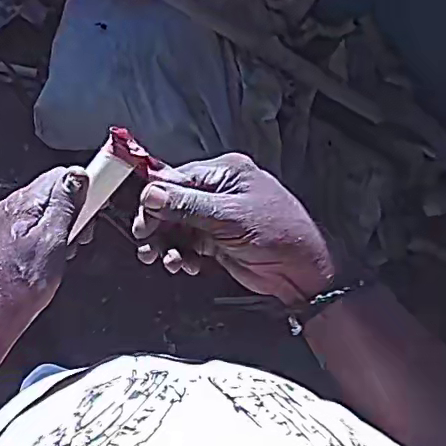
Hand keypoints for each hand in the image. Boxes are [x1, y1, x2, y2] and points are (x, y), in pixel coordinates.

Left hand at [0, 166, 92, 330]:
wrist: (1, 311)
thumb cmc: (22, 284)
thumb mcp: (53, 240)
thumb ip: (65, 204)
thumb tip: (77, 176)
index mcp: (23, 203)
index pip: (61, 175)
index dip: (84, 188)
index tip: (95, 207)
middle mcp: (15, 208)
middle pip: (57, 191)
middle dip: (76, 210)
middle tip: (80, 234)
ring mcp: (13, 222)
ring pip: (52, 209)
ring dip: (68, 225)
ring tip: (67, 248)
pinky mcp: (15, 237)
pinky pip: (43, 225)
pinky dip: (56, 236)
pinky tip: (57, 254)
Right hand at [134, 152, 336, 305]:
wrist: (302, 272)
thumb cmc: (279, 235)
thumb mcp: (229, 217)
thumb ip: (187, 206)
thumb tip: (151, 194)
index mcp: (224, 174)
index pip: (174, 180)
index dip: (153, 201)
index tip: (143, 223)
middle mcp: (216, 192)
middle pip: (169, 205)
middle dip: (156, 227)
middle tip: (148, 245)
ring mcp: (214, 218)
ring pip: (174, 228)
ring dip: (166, 245)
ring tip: (167, 261)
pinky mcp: (214, 241)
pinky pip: (185, 245)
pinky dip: (180, 256)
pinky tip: (184, 265)